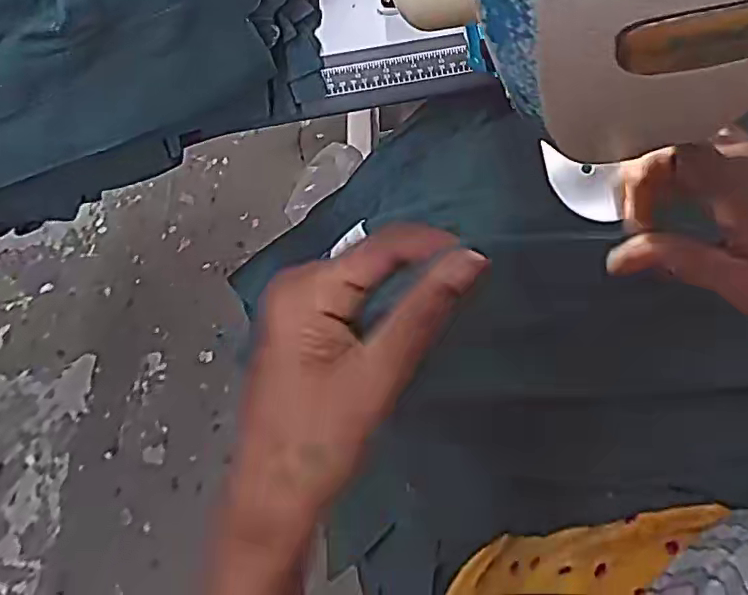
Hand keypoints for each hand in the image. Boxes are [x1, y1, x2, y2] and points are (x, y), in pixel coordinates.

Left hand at [211, 224, 485, 591]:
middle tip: (466, 271)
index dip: (433, 243)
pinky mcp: (303, 320)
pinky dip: (388, 295)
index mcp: (304, 288)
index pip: (382, 245)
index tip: (475, 255)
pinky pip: (356, 290)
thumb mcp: (378, 373)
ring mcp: (296, 301)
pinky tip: (411, 306)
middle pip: (373, 254)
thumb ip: (425, 309)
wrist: (272, 504)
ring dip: (407, 277)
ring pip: (367, 271)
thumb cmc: (316, 446)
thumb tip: (467, 260)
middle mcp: (295, 283)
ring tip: (448, 285)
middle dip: (421, 259)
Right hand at [605, 130, 747, 346]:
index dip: (636, 185)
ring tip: (649, 213)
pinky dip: (679, 166)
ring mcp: (747, 150)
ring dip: (657, 171)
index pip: (664, 154)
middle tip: (636, 225)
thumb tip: (618, 259)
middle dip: (639, 179)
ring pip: (682, 140)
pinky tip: (676, 197)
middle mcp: (738, 153)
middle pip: (667, 142)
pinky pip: (701, 146)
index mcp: (734, 180)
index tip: (637, 229)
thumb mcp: (740, 282)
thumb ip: (677, 260)